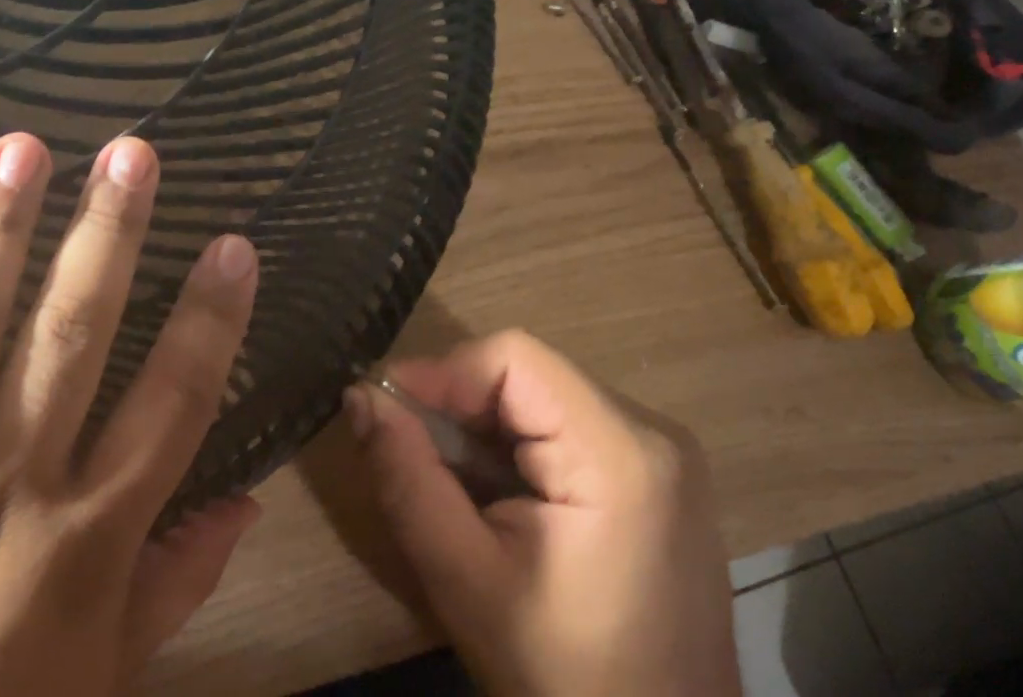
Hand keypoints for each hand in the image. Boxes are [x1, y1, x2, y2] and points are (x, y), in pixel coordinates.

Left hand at [0, 133, 262, 696]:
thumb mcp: (100, 680)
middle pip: (65, 346)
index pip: (168, 407)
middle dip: (105, 241)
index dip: (207, 322)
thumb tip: (247, 501)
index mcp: (79, 547)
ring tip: (19, 152)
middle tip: (130, 152)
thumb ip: (173, 587)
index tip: (232, 242)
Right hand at [344, 331, 741, 696]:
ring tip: (448, 485)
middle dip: (456, 407)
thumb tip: (359, 395)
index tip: (384, 410)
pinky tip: (494, 501)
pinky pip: (565, 431)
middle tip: (408, 454)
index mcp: (619, 455)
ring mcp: (662, 459)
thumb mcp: (460, 573)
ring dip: (480, 430)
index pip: (513, 358)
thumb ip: (406, 475)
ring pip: (541, 401)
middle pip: (528, 376)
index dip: (440, 372)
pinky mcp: (656, 482)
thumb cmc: (559, 669)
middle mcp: (654, 436)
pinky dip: (512, 450)